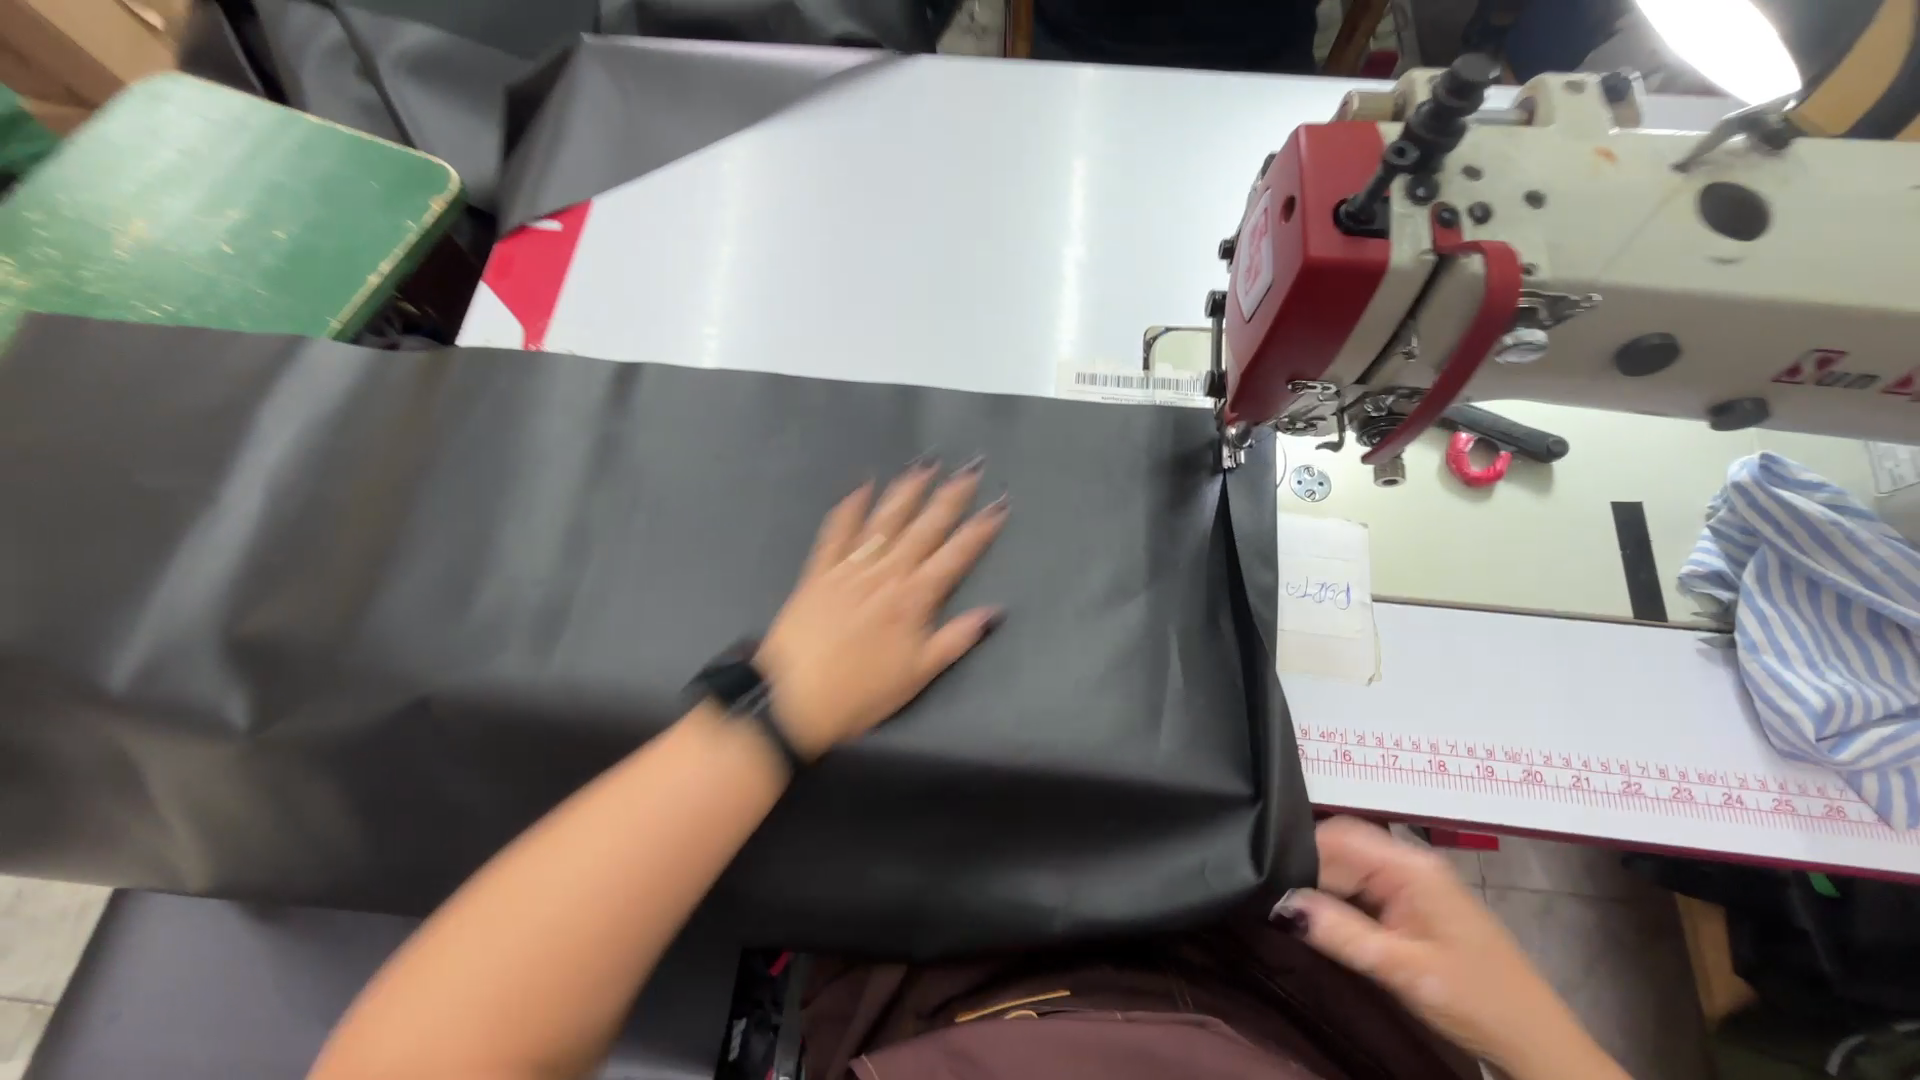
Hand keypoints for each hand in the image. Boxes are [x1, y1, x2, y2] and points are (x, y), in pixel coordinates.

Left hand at [754, 459, 1006, 758]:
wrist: (792, 696)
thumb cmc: (861, 693)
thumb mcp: (917, 675)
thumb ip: (955, 640)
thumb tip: (993, 611)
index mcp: (914, 599)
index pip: (955, 556)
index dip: (979, 530)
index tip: (998, 504)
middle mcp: (886, 574)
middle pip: (924, 529)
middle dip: (949, 498)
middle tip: (968, 469)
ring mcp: (850, 569)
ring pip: (884, 521)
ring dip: (905, 492)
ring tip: (924, 466)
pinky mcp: (819, 572)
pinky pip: (836, 532)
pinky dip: (849, 508)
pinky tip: (861, 488)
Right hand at [1276, 818, 1628, 1079]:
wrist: (1537, 1044)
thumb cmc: (1475, 999)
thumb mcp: (1400, 968)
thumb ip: (1338, 932)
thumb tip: (1281, 902)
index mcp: (1410, 866)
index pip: (1339, 835)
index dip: (1298, 848)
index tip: (1263, 870)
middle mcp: (1411, 865)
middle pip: (1343, 851)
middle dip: (1306, 870)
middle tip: (1267, 894)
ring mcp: (1415, 887)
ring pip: (1351, 872)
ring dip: (1321, 888)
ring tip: (1283, 906)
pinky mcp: (1415, 909)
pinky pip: (1365, 892)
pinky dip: (1340, 903)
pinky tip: (1320, 922)